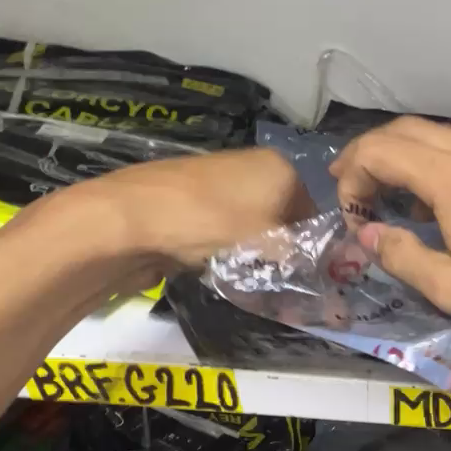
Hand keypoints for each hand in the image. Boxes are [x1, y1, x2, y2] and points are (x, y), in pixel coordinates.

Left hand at [50, 147, 315, 266]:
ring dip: (259, 254)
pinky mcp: (195, 199)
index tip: (309, 280)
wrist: (129, 218)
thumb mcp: (271, 244)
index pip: (316, 215)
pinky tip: (224, 266)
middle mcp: (253, 167)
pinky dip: (232, 250)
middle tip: (284, 284)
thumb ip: (302, 257)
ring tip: (253, 279)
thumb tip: (321, 273)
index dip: (315, 250)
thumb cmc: (212, 223)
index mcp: (280, 167)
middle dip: (287, 252)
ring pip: (258, 227)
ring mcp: (220, 181)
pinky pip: (229, 230)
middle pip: (286, 220)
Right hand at [329, 116, 450, 352]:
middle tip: (352, 190)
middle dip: (371, 155)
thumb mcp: (450, 288)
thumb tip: (367, 233)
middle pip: (407, 132)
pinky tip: (434, 207)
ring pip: (438, 140)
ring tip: (386, 199)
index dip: (352, 173)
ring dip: (404, 159)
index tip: (344, 209)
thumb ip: (400, 256)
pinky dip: (436, 168)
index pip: (382, 150)